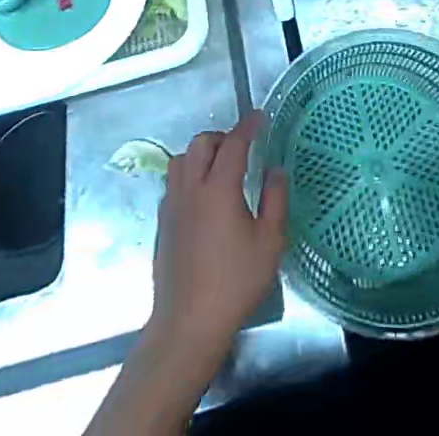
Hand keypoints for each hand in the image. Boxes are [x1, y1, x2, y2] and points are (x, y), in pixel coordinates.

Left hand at [148, 112, 287, 354]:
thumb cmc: (235, 282)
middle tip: (242, 148)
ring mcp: (172, 204)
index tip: (259, 116)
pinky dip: (190, 173)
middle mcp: (191, 188)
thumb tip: (275, 170)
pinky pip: (174, 181)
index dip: (247, 126)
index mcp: (218, 189)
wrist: (188, 321)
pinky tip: (204, 195)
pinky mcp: (163, 221)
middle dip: (222, 137)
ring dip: (201, 153)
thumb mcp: (269, 242)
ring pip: (182, 159)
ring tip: (221, 168)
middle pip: (201, 144)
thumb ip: (275, 200)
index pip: (233, 144)